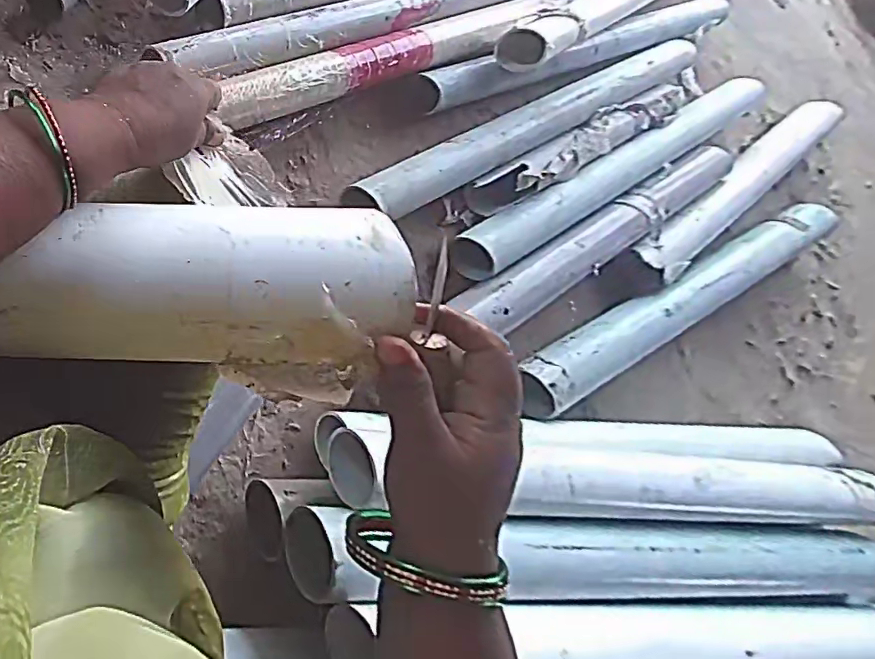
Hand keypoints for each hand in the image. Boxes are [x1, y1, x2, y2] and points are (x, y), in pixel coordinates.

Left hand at [80, 61, 220, 170]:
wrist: (113, 128)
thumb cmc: (153, 138)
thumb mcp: (187, 144)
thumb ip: (203, 133)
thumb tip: (212, 132)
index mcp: (198, 89)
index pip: (213, 91)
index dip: (207, 105)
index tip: (200, 118)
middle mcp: (176, 72)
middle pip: (185, 81)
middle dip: (181, 97)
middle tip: (172, 119)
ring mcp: (148, 68)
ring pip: (159, 78)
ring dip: (157, 91)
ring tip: (147, 115)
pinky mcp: (124, 70)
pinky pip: (135, 79)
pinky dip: (134, 90)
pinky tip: (128, 108)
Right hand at [374, 309, 521, 574]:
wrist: (438, 563)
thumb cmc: (440, 513)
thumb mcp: (421, 443)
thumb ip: (408, 389)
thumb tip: (394, 343)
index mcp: (495, 416)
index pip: (490, 351)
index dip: (458, 324)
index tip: (419, 312)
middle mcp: (486, 418)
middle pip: (464, 360)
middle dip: (425, 342)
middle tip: (388, 335)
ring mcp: (467, 428)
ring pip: (444, 377)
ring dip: (413, 363)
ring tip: (380, 360)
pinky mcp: (447, 437)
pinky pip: (430, 396)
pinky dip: (407, 384)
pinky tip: (384, 386)